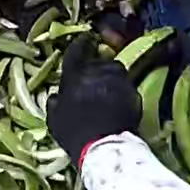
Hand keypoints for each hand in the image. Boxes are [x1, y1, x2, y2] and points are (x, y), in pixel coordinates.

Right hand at [48, 35, 140, 160]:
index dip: (82, 44)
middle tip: (92, 80)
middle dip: (97, 67)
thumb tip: (56, 95)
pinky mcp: (134, 94)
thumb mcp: (54, 119)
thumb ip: (55, 102)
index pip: (79, 48)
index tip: (85, 42)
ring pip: (116, 72)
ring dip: (111, 78)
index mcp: (77, 73)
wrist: (105, 147)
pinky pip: (126, 88)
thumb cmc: (74, 132)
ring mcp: (120, 81)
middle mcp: (100, 70)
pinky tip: (117, 105)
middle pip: (101, 60)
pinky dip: (122, 93)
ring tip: (106, 92)